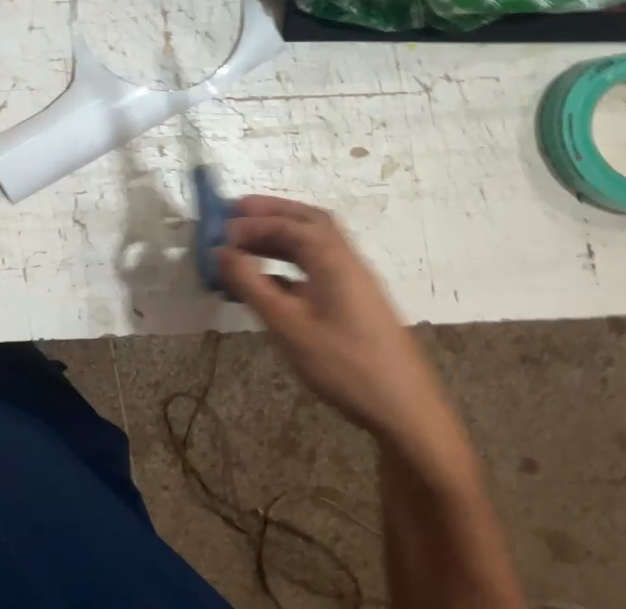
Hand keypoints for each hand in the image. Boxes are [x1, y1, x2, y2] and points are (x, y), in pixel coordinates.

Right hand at [217, 195, 453, 444]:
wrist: (406, 412)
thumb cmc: (344, 365)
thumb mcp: (287, 325)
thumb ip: (250, 284)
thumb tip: (221, 252)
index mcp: (335, 262)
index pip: (290, 224)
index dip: (251, 222)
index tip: (218, 232)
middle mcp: (347, 264)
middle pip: (309, 222)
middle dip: (270, 213)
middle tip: (233, 215)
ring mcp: (353, 284)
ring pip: (314, 245)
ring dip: (278, 236)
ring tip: (242, 244)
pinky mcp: (353, 304)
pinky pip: (316, 268)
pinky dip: (287, 262)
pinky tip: (265, 281)